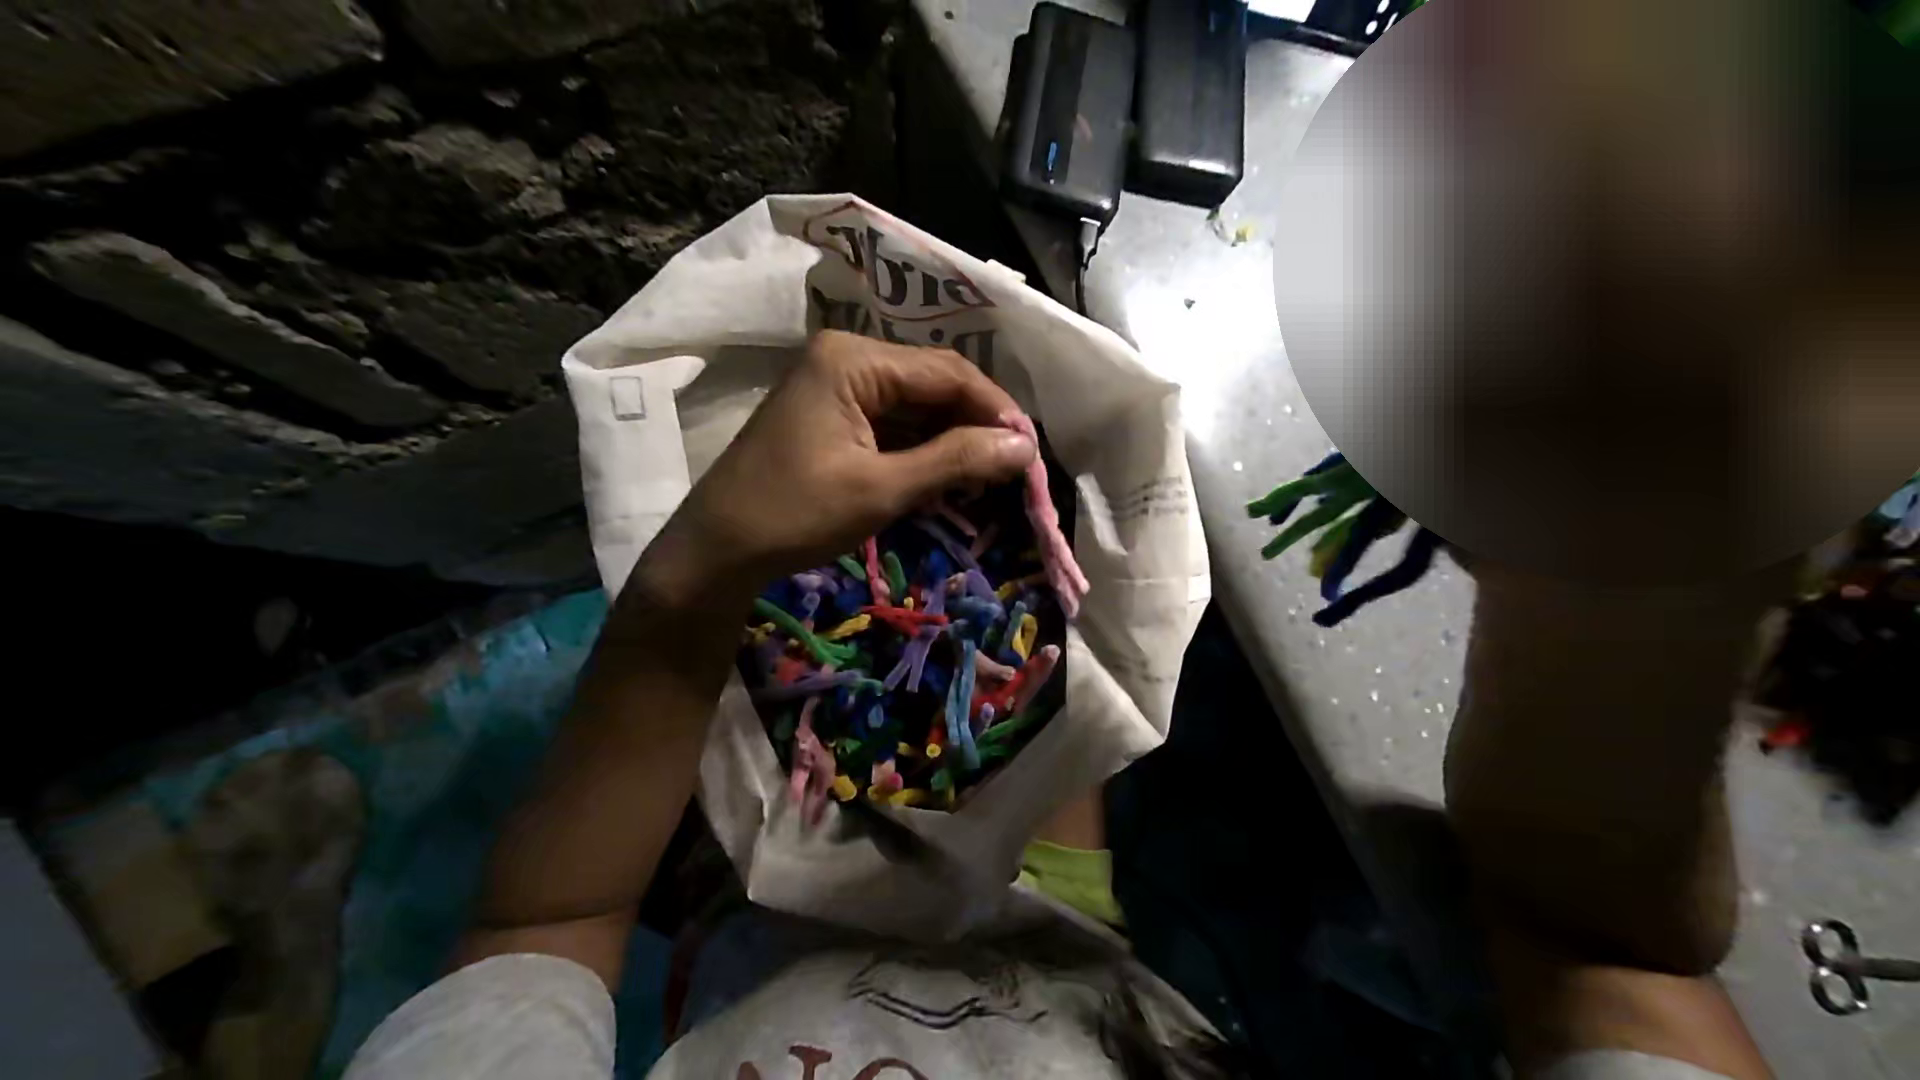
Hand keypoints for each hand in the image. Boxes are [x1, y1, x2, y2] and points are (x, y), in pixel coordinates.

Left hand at [629, 332, 1036, 609]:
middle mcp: (847, 359)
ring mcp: (837, 387)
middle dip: (975, 426)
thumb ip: (957, 460)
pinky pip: (893, 425)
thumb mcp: (882, 489)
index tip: (1029, 449)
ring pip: (916, 407)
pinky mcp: (833, 417)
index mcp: (854, 359)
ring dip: (952, 441)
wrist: (718, 550)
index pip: (947, 372)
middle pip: (933, 385)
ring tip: (988, 478)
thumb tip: (1025, 446)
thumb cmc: (796, 514)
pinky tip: (948, 477)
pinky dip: (923, 451)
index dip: (995, 409)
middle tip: (1013, 469)